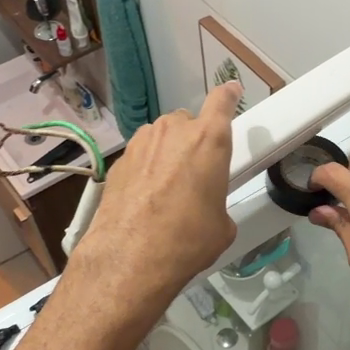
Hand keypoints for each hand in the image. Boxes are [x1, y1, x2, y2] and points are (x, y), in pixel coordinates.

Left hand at [72, 82, 241, 306]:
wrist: (131, 257)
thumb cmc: (187, 239)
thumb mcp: (221, 226)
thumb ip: (217, 202)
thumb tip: (206, 210)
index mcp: (209, 141)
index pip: (222, 101)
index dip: (228, 95)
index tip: (231, 92)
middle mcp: (174, 132)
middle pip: (187, 123)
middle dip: (193, 141)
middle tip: (197, 171)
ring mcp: (141, 143)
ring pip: (161, 138)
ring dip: (167, 154)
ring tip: (169, 188)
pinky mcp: (119, 162)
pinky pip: (140, 158)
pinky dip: (145, 171)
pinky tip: (146, 200)